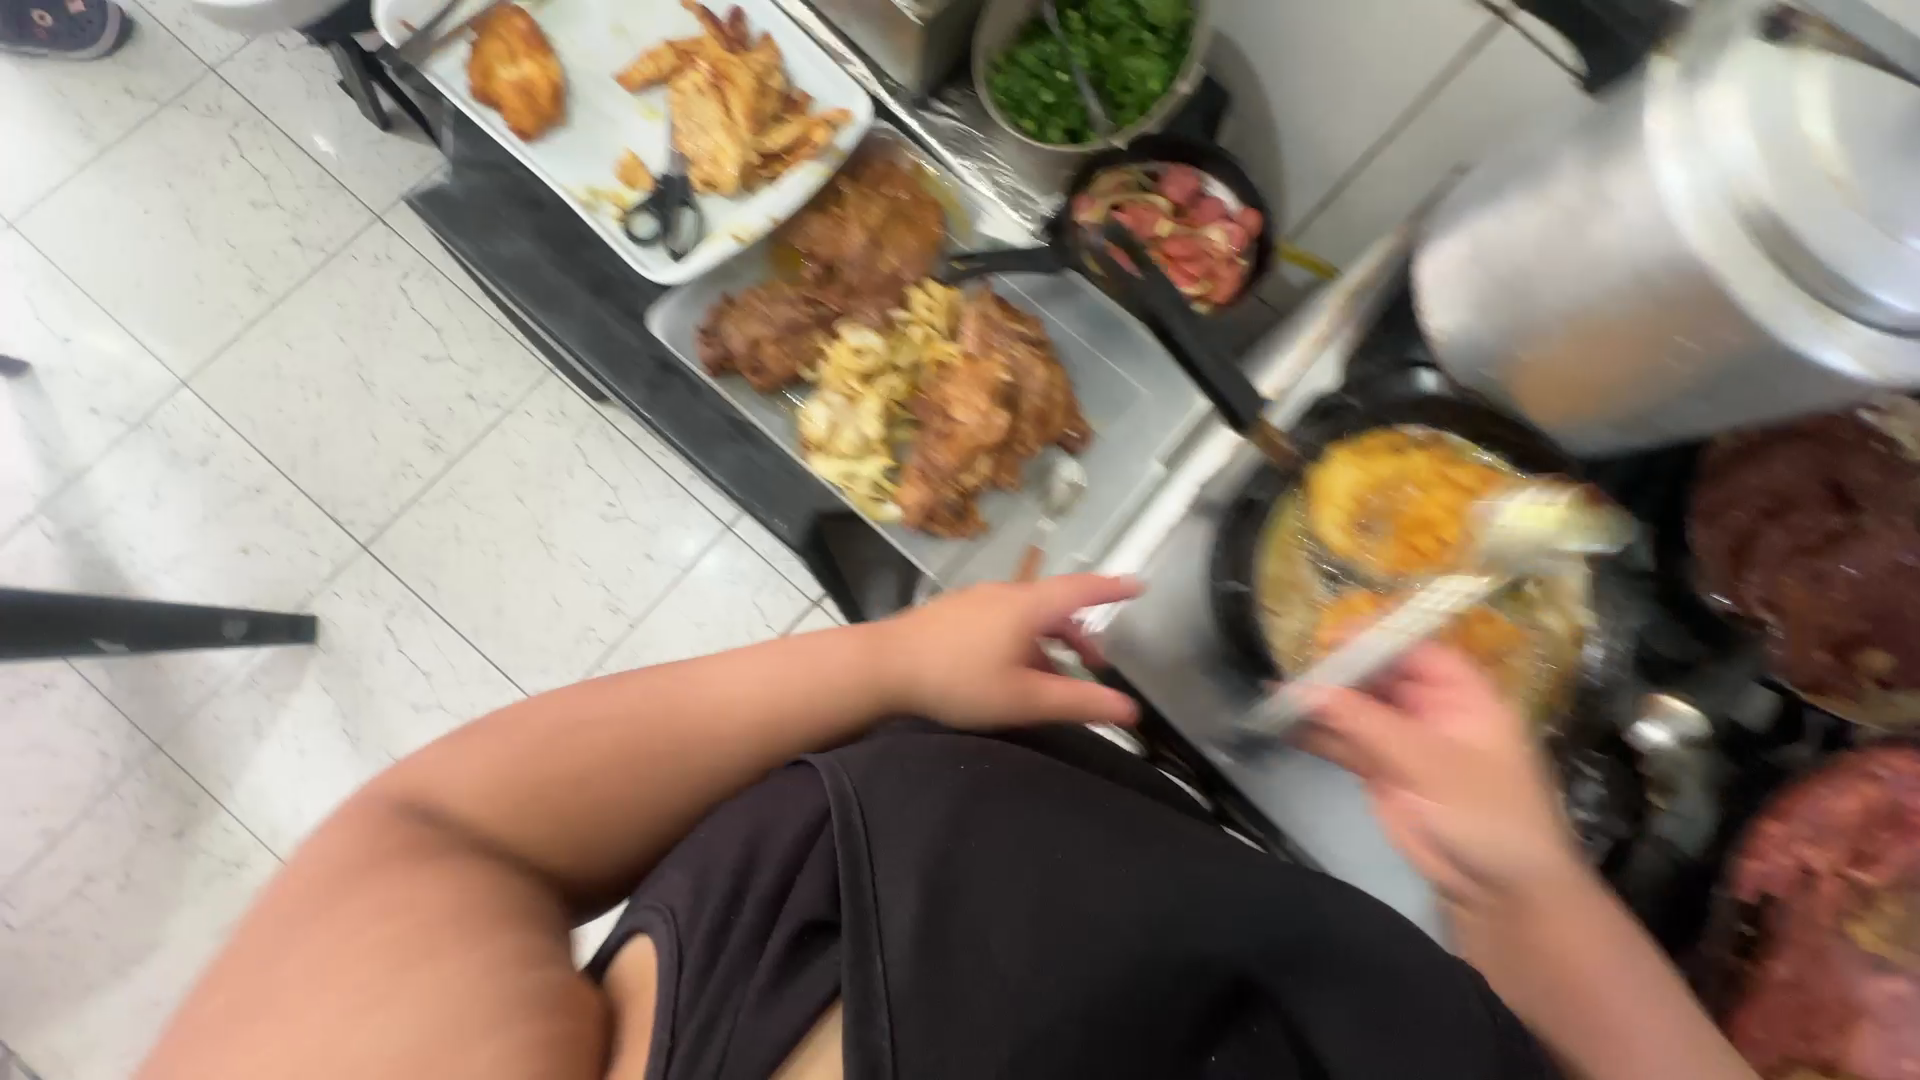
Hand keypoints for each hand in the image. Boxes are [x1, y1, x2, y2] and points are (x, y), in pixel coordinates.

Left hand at [879, 574, 1142, 731]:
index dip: (1113, 588)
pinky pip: (1002, 618)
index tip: (1139, 585)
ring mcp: (976, 600)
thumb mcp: (1024, 699)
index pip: (1083, 589)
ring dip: (1048, 640)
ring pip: (1026, 614)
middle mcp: (1005, 593)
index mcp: (1029, 606)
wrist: (883, 666)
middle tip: (1094, 662)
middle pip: (1054, 604)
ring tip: (1052, 674)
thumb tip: (1130, 709)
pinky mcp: (954, 612)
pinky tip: (1008, 669)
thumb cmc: (959, 681)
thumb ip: (1078, 703)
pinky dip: (1021, 638)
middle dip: (1079, 631)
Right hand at [1296, 644, 1586, 911]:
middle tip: (1291, 669)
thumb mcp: (1429, 762)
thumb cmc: (1486, 814)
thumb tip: (1308, 690)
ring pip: (1353, 709)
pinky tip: (1280, 724)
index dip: (1374, 638)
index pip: (1416, 649)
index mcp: (1461, 695)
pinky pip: (1341, 742)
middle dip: (1335, 672)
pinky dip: (1312, 734)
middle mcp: (1429, 708)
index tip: (1329, 637)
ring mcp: (1401, 739)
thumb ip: (1366, 723)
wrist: (1499, 890)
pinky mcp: (1379, 768)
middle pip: (1376, 675)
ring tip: (1274, 695)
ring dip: (1316, 703)